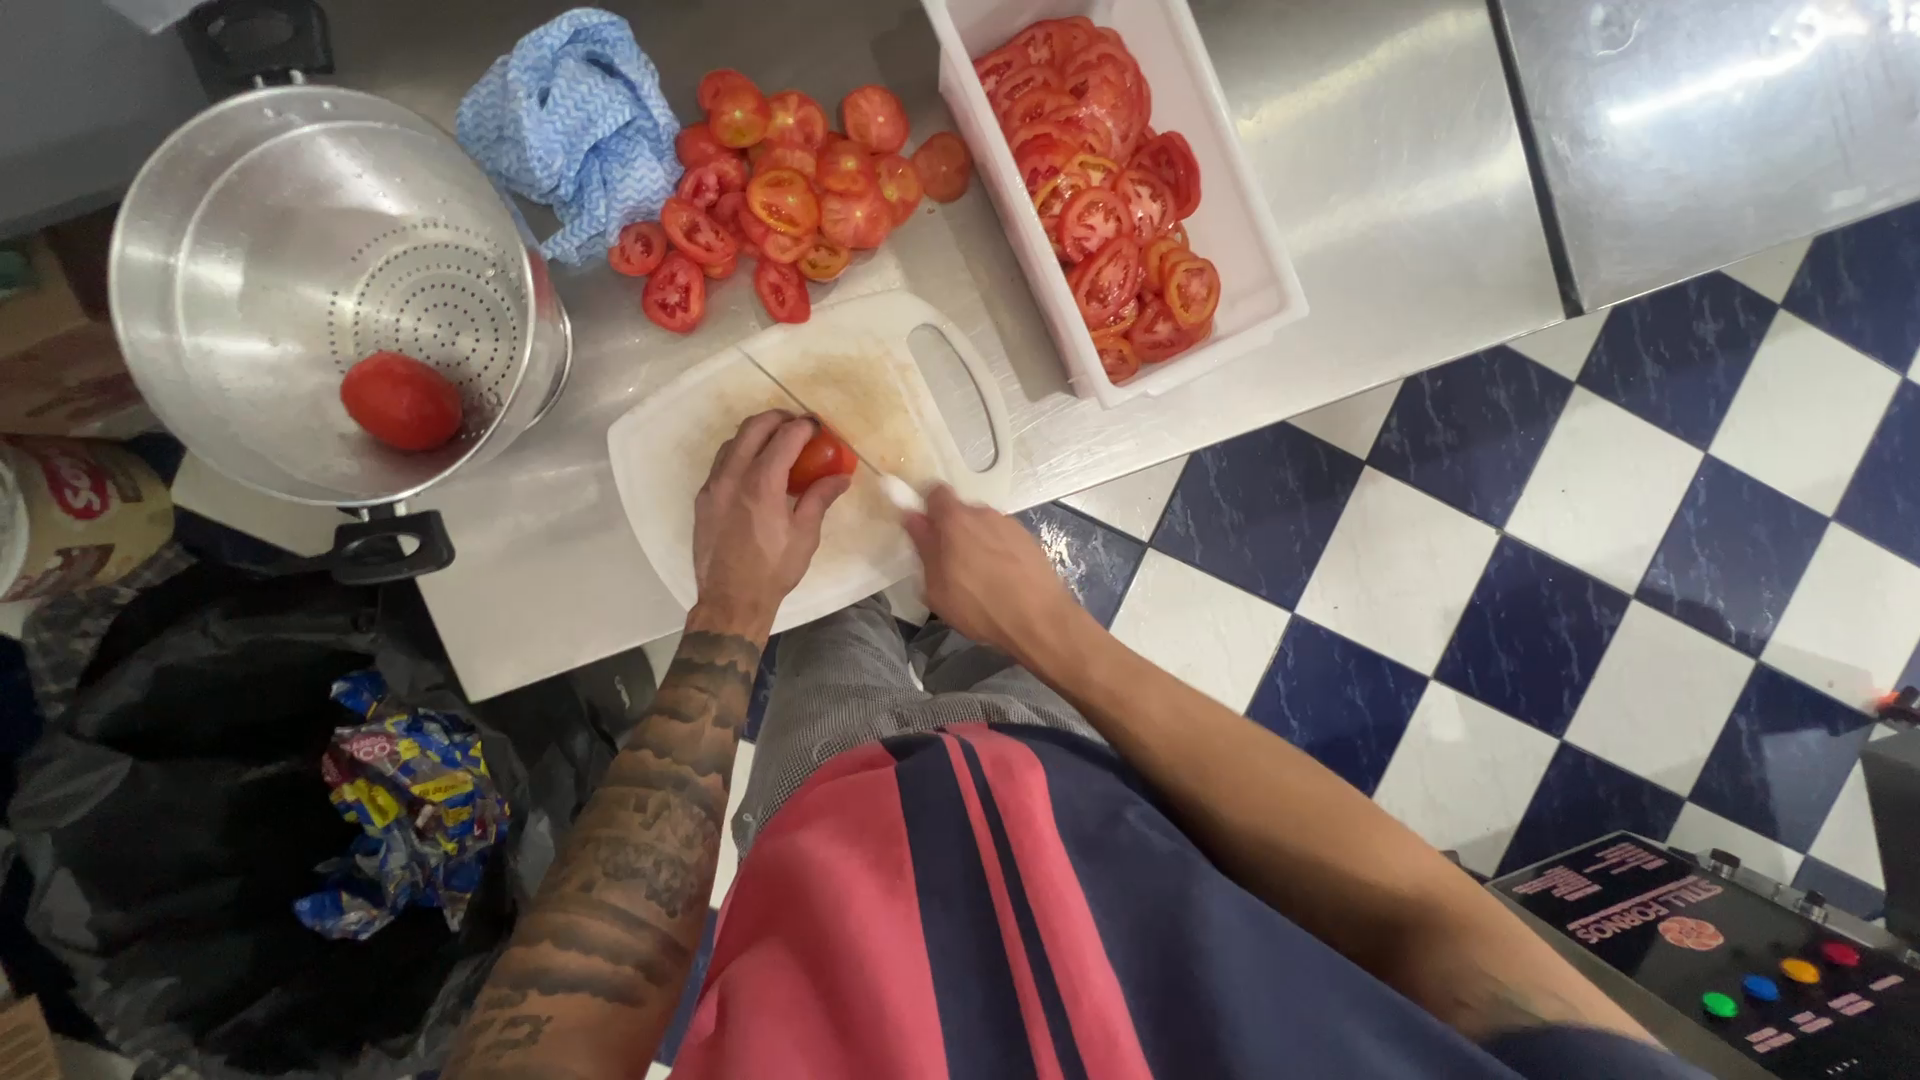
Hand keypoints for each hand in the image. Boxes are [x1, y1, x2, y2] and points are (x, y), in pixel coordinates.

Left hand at [691, 410, 851, 640]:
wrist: (730, 600)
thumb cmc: (773, 570)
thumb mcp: (805, 535)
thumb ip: (820, 498)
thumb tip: (840, 477)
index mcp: (762, 484)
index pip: (785, 437)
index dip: (804, 426)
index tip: (817, 427)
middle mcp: (733, 477)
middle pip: (753, 428)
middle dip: (778, 419)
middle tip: (797, 425)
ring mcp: (713, 486)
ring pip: (733, 442)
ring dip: (756, 434)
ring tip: (777, 443)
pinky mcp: (703, 499)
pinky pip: (721, 463)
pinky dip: (740, 454)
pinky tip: (755, 469)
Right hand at [903, 484, 1087, 662]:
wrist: (1040, 620)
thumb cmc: (980, 607)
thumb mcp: (937, 587)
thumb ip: (924, 547)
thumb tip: (913, 518)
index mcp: (955, 520)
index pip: (935, 492)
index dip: (927, 507)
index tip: (924, 529)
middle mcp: (984, 514)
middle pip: (960, 512)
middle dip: (952, 531)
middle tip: (950, 563)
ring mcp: (1010, 525)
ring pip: (983, 526)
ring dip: (976, 543)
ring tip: (980, 577)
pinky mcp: (1029, 539)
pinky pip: (1003, 538)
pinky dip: (998, 552)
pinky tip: (1003, 579)